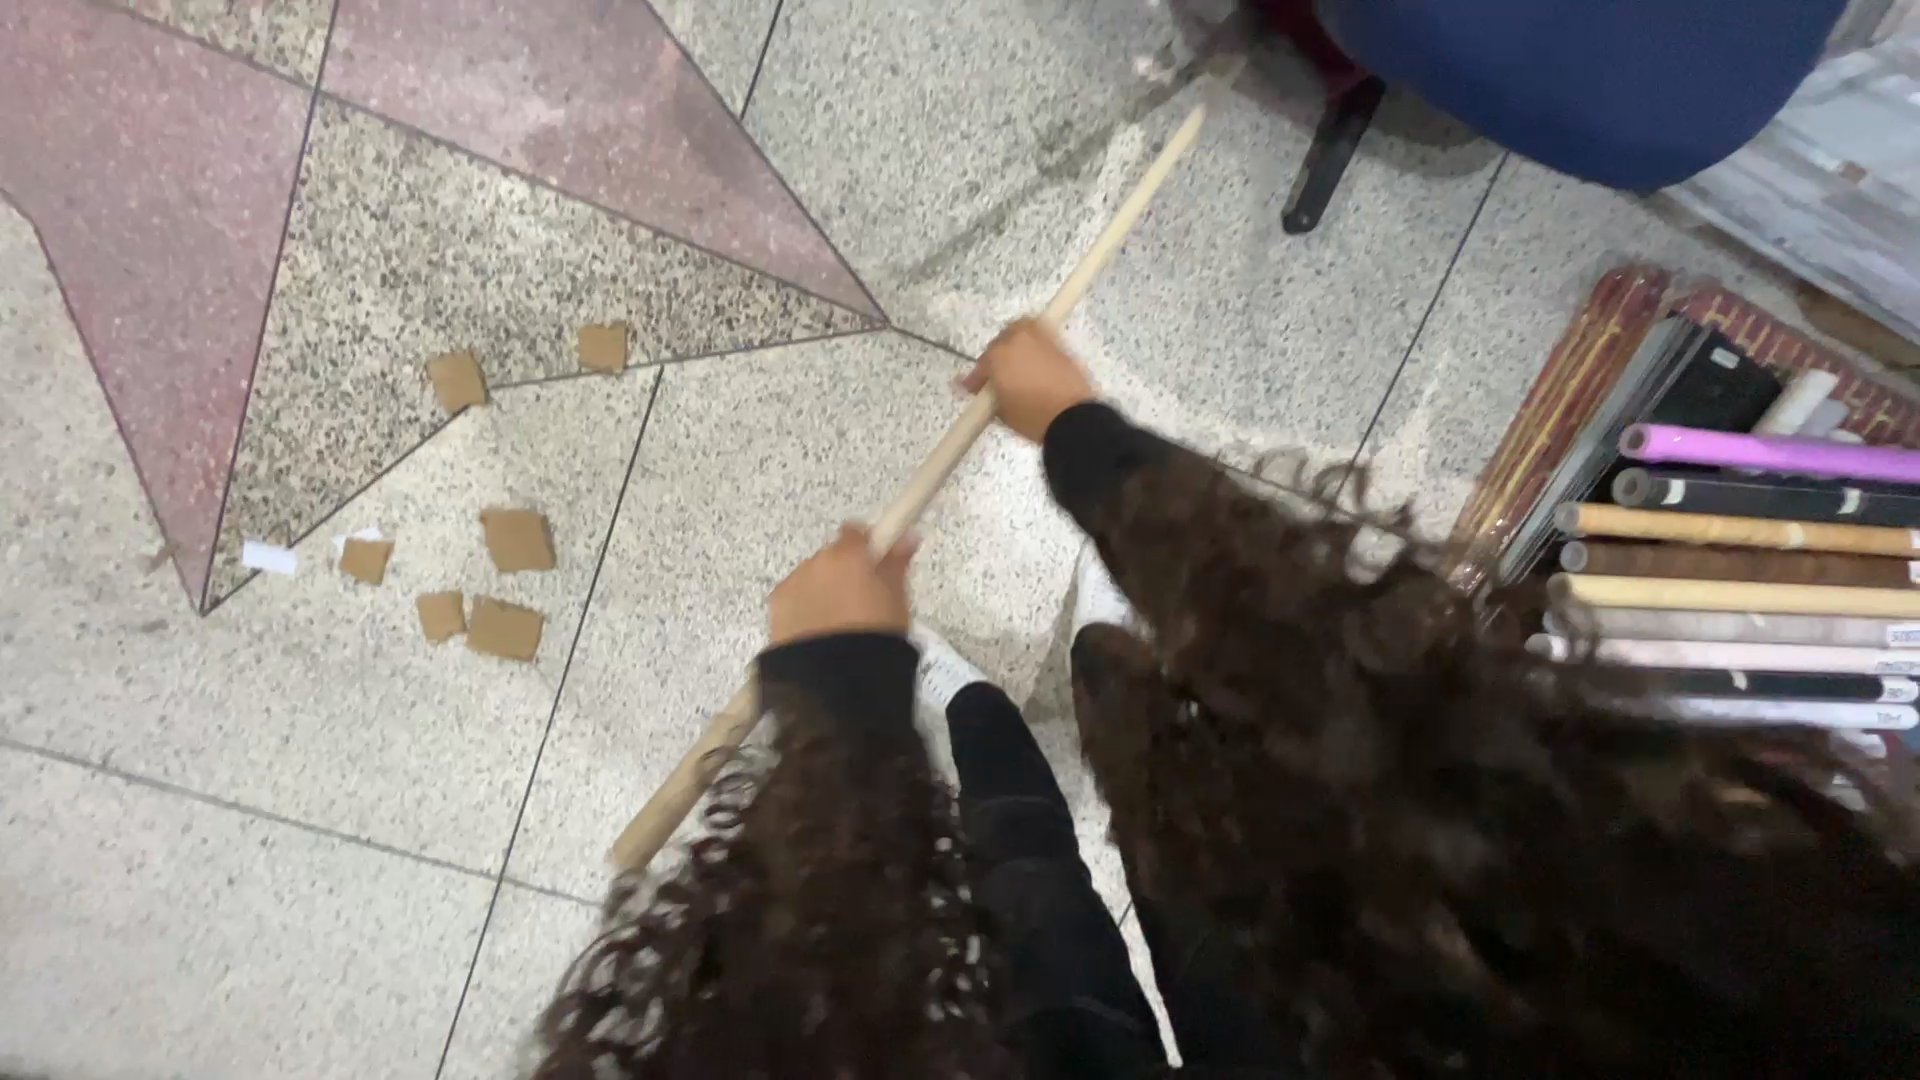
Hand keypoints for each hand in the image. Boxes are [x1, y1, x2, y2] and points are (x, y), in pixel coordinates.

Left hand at [768, 524, 918, 645]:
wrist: (835, 679)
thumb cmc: (874, 638)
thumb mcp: (897, 601)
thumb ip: (897, 563)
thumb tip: (906, 536)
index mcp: (849, 555)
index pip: (855, 531)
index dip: (867, 545)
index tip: (877, 563)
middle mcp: (816, 562)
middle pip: (832, 556)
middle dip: (845, 572)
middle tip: (863, 601)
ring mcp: (792, 585)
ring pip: (812, 578)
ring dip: (823, 590)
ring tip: (839, 624)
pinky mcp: (775, 610)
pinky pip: (794, 599)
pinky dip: (804, 608)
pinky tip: (819, 634)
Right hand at [960, 318, 1095, 442]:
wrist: (1072, 417)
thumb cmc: (1032, 417)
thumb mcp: (1002, 411)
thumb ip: (989, 394)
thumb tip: (978, 387)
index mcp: (998, 355)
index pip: (982, 364)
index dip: (976, 378)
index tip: (973, 389)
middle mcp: (1018, 339)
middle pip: (1001, 340)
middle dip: (997, 355)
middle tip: (998, 374)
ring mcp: (1041, 338)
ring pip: (1022, 330)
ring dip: (1015, 342)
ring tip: (1016, 363)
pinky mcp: (1060, 344)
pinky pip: (1041, 337)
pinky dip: (1035, 346)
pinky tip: (1035, 363)